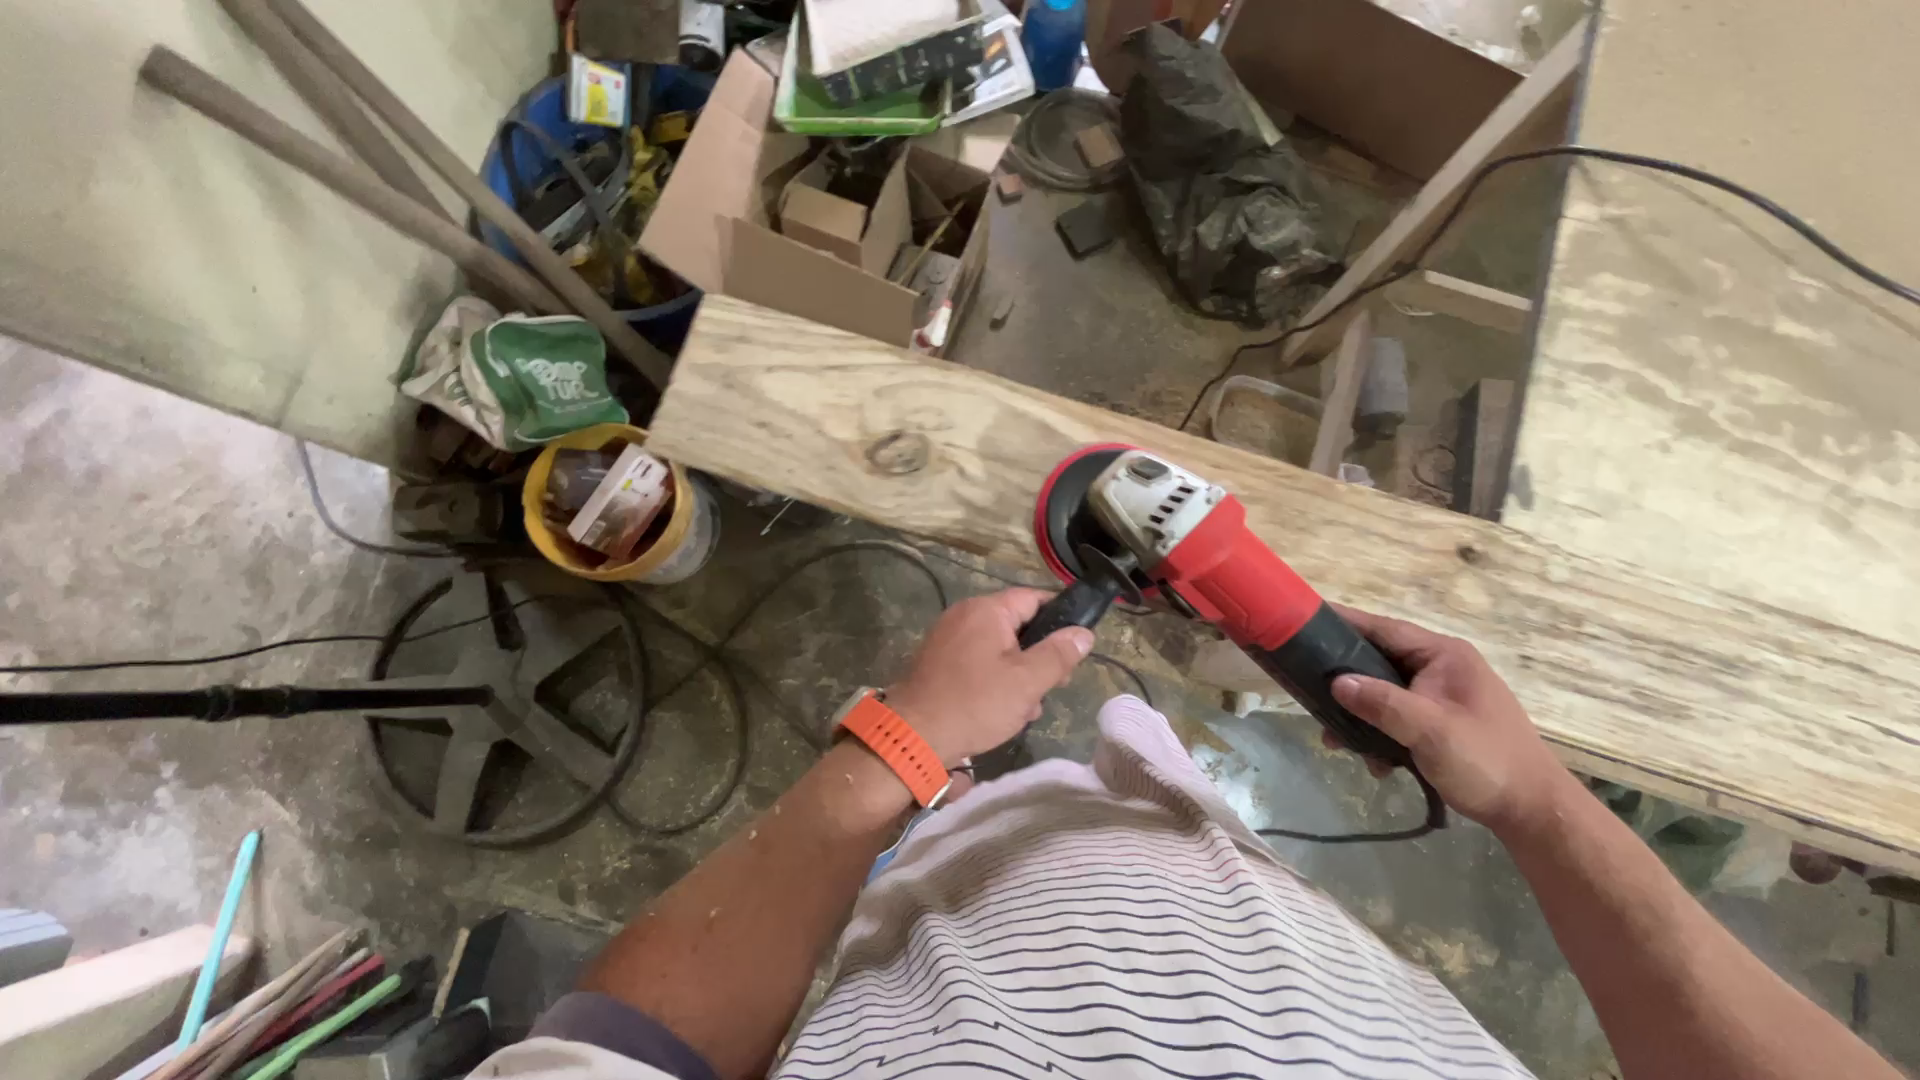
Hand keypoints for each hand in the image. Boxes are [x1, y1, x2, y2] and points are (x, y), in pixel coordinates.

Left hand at [886, 588, 1093, 765]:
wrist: (913, 737)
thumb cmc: (974, 704)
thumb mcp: (1026, 681)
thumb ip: (1058, 654)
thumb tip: (1083, 633)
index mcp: (986, 610)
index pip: (1034, 598)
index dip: (1061, 617)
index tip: (1078, 644)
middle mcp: (964, 615)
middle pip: (1016, 624)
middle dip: (1040, 655)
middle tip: (1056, 684)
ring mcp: (947, 638)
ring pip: (999, 648)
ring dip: (1019, 674)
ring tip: (1028, 707)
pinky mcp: (938, 662)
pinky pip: (977, 662)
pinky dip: (994, 680)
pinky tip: (1002, 711)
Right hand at [1325, 605, 1571, 834]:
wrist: (1533, 812)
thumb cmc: (1486, 761)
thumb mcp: (1429, 730)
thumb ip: (1381, 702)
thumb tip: (1336, 681)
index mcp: (1443, 655)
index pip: (1383, 627)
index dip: (1342, 622)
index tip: (1301, 619)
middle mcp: (1440, 667)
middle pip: (1377, 661)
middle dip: (1344, 682)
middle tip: (1309, 694)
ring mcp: (1440, 695)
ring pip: (1382, 693)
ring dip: (1360, 717)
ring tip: (1337, 742)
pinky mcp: (1438, 722)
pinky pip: (1394, 717)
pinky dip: (1379, 736)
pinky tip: (1374, 764)